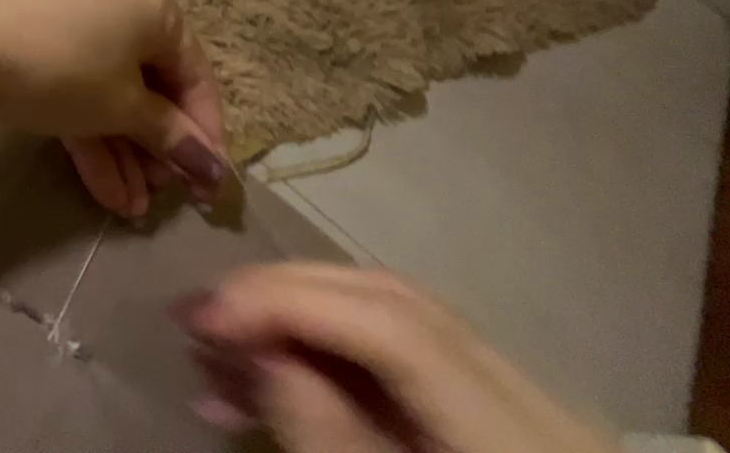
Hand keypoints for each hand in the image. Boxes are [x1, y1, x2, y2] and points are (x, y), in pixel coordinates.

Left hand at [0, 0, 228, 216]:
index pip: (193, 72)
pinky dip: (78, 116)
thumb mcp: (117, 107)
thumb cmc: (54, 67)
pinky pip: (64, 68)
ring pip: (100, 78)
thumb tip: (208, 164)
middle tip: (151, 197)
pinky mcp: (19, 16)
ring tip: (123, 205)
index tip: (205, 186)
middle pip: (143, 77)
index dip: (204, 133)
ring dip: (114, 144)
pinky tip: (89, 174)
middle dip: (149, 146)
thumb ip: (168, 135)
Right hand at [174, 263, 618, 452]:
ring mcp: (517, 390)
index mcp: (521, 434)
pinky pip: (393, 342)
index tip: (201, 319)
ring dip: (288, 311)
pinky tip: (264, 363)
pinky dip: (319, 341)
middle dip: (276, 292)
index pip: (392, 325)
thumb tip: (255, 351)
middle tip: (197, 313)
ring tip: (215, 341)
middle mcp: (532, 393)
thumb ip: (327, 438)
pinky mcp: (489, 399)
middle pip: (385, 296)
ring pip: (383, 306)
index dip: (285, 303)